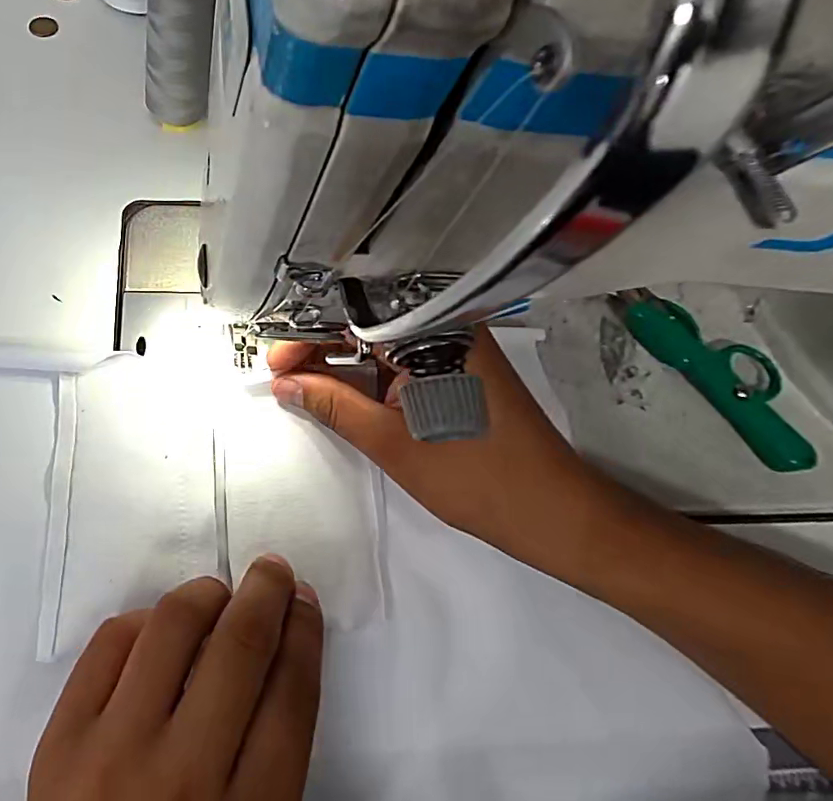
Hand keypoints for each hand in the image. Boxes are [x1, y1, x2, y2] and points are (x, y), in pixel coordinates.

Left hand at [29, 556, 323, 800]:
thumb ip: (269, 758)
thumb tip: (278, 655)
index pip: (290, 698)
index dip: (303, 636)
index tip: (302, 606)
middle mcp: (182, 779)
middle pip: (239, 649)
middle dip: (265, 595)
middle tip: (272, 572)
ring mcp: (114, 753)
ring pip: (172, 627)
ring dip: (205, 594)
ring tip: (217, 594)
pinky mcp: (61, 739)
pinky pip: (109, 642)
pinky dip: (142, 620)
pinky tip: (158, 627)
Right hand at [268, 329, 620, 576]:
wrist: (557, 514)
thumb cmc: (478, 478)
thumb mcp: (391, 443)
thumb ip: (332, 405)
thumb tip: (284, 384)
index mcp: (432, 332)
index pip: (352, 318)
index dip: (306, 337)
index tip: (275, 363)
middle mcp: (446, 326)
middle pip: (365, 326)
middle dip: (319, 350)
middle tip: (283, 379)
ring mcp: (456, 346)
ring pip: (382, 344)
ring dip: (343, 365)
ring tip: (304, 388)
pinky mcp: (460, 366)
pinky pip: (403, 360)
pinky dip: (371, 377)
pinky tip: (342, 393)